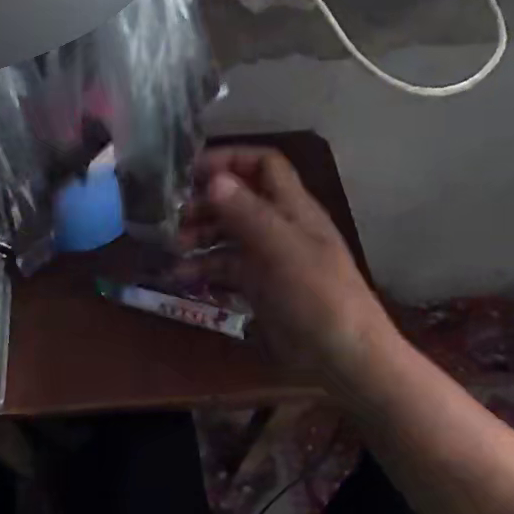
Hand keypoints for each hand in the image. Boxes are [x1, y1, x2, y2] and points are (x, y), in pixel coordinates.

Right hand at [184, 147, 395, 381]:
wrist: (341, 354)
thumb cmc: (318, 295)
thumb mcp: (282, 250)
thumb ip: (248, 214)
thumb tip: (213, 179)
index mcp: (293, 208)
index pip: (263, 165)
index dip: (229, 160)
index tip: (190, 171)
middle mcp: (279, 227)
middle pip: (238, 200)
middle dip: (205, 203)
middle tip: (171, 217)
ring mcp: (268, 259)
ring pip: (228, 235)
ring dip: (199, 236)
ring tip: (172, 248)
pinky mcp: (259, 288)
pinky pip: (226, 269)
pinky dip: (203, 269)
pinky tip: (180, 277)